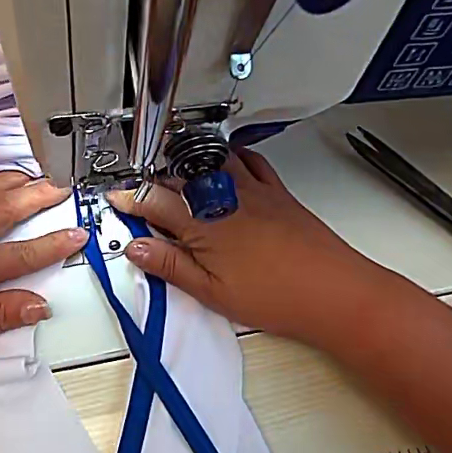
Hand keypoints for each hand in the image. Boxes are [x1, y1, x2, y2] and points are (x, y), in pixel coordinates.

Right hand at [109, 149, 393, 346]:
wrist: (335, 292)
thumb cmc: (279, 295)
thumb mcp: (212, 291)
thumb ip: (171, 265)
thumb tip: (137, 250)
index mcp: (203, 223)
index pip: (153, 202)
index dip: (129, 199)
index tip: (116, 199)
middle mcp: (225, 198)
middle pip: (177, 179)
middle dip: (152, 183)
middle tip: (139, 194)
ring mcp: (251, 190)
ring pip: (209, 163)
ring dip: (186, 165)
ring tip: (174, 174)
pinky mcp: (275, 192)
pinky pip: (248, 161)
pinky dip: (230, 157)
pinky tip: (226, 162)